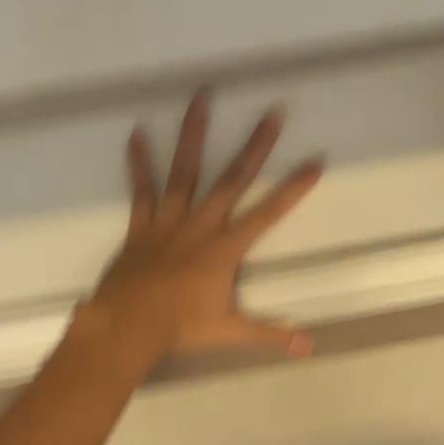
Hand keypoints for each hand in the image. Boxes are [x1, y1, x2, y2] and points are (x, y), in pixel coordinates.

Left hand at [84, 91, 323, 359]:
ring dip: (194, 134)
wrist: (128, 325)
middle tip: (272, 113)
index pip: (267, 214)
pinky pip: (142, 190)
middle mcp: (201, 226)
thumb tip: (309, 347)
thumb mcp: (231, 333)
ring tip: (202, 97)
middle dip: (255, 146)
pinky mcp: (141, 226)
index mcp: (225, 249)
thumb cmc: (181, 328)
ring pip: (185, 172)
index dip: (293, 188)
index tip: (315, 162)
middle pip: (232, 180)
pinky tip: (137, 132)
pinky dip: (139, 163)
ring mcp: (169, 222)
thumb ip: (270, 335)